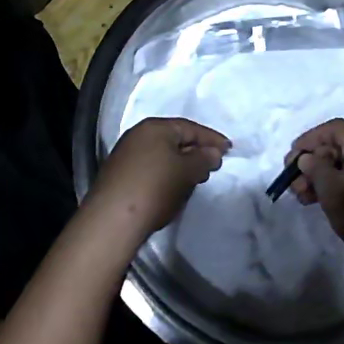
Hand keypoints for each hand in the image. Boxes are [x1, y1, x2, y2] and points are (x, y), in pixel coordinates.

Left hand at [88, 118, 230, 240]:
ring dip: (182, 162)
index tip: (229, 149)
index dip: (211, 138)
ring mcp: (127, 153)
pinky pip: (152, 164)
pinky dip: (167, 171)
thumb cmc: (155, 187)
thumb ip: (203, 159)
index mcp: (154, 127)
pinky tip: (175, 185)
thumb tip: (212, 152)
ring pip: (163, 152)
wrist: (114, 216)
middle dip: (197, 150)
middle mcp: (138, 134)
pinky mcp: (121, 172)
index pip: (190, 127)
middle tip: (215, 164)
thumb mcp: (186, 172)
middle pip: (175, 138)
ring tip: (198, 177)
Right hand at [288, 119, 343, 262]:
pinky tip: (312, 201)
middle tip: (293, 180)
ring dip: (314, 177)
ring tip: (300, 195)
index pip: (334, 128)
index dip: (311, 137)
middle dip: (309, 161)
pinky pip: (343, 182)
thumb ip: (313, 165)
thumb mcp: (328, 184)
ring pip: (335, 167)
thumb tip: (307, 159)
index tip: (294, 156)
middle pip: (333, 148)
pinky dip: (326, 187)